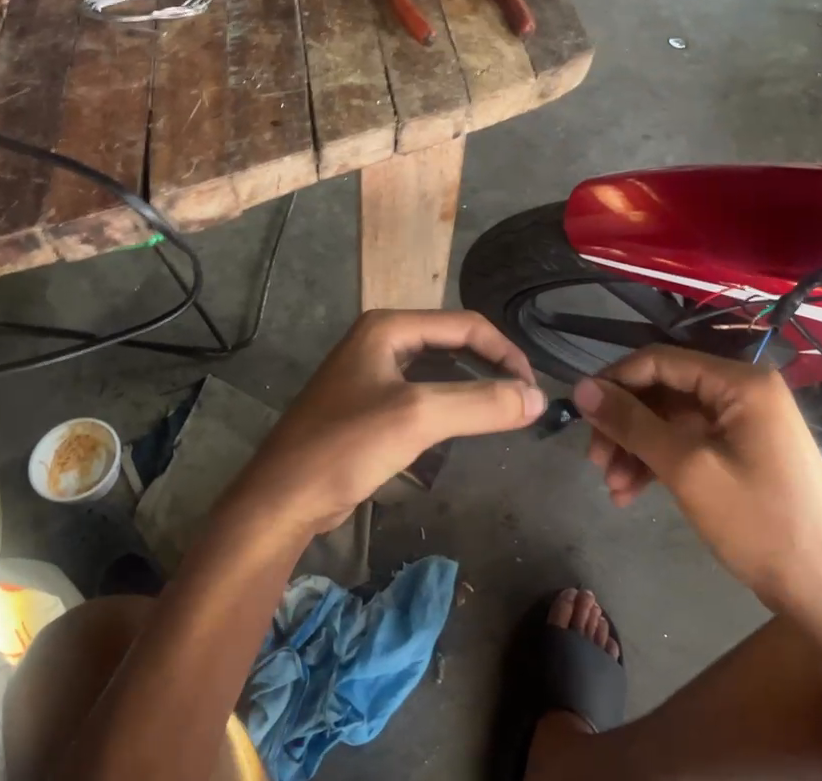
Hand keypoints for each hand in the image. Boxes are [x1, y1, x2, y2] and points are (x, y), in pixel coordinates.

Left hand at [229, 310, 545, 533]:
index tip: (532, 389)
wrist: (283, 496)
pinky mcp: (368, 407)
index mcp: (387, 327)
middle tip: (522, 403)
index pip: (466, 325)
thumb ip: (481, 404)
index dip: (505, 353)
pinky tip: (464, 429)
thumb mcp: (418, 418)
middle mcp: (379, 340)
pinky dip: (448, 407)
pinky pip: (421, 396)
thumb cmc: (346, 445)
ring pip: (438, 372)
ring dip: (472, 389)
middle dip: (490, 369)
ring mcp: (371, 373)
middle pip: (452, 344)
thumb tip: (537, 399)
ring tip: (502, 415)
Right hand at [573, 346, 821, 616]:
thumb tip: (582, 389)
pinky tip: (631, 493)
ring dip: (636, 448)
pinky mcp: (742, 452)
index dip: (614, 382)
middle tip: (595, 463)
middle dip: (624, 425)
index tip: (579, 413)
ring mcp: (745, 423)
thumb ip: (632, 424)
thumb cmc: (759, 523)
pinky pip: (688, 443)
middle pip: (663, 391)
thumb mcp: (687, 469)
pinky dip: (658, 463)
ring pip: (670, 420)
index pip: (659, 361)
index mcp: (741, 382)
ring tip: (612, 487)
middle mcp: (744, 392)